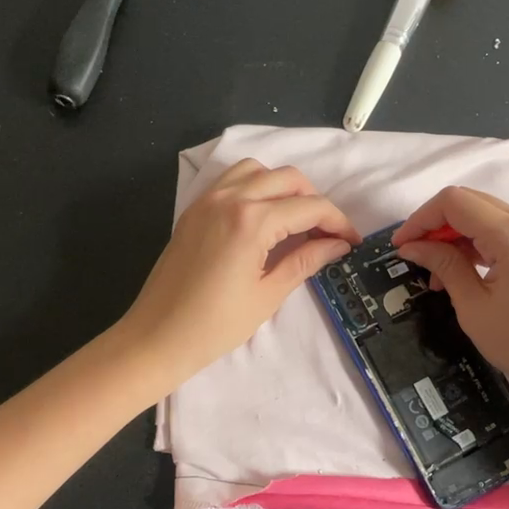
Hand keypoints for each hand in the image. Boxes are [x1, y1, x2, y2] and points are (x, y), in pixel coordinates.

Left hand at [117, 159, 360, 382]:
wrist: (156, 337)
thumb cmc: (214, 326)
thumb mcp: (267, 295)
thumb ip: (305, 261)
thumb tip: (337, 245)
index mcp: (251, 221)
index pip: (308, 207)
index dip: (337, 222)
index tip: (351, 241)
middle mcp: (229, 198)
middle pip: (287, 179)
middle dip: (314, 200)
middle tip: (326, 233)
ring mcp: (207, 200)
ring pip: (258, 170)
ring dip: (284, 187)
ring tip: (295, 220)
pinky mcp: (194, 210)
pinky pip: (231, 180)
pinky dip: (255, 187)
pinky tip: (263, 217)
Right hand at [390, 187, 508, 404]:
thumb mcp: (472, 306)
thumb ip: (443, 265)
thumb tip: (411, 246)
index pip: (455, 203)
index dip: (421, 219)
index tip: (400, 245)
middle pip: (469, 202)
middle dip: (435, 224)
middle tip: (413, 256)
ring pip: (483, 215)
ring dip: (453, 236)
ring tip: (435, 274)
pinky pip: (499, 230)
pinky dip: (474, 243)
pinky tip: (458, 272)